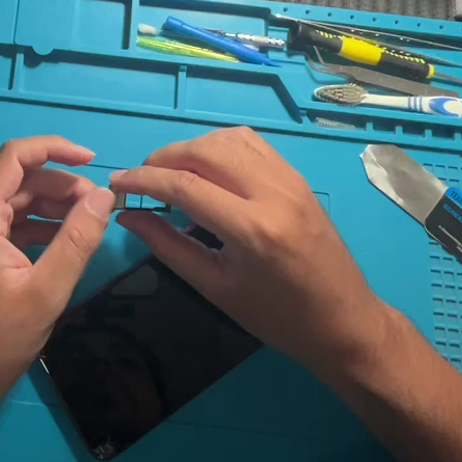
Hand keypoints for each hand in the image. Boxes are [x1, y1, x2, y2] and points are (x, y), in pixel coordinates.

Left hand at [0, 136, 115, 419]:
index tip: (91, 159)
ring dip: (51, 205)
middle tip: (98, 204)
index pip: (14, 156)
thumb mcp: (46, 292)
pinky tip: (64, 240)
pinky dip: (37, 226)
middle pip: (18, 179)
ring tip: (88, 221)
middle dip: (61, 184)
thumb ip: (77, 240)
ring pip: (14, 201)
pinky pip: (7, 224)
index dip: (54, 148)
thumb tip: (104, 197)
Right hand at [110, 127, 397, 378]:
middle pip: (203, 152)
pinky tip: (204, 166)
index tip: (117, 184)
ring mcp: (288, 179)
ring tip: (169, 173)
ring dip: (189, 148)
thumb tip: (126, 216)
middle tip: (140, 179)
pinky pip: (249, 143)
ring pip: (226, 139)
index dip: (143, 180)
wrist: (344, 322)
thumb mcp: (216, 288)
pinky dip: (218, 145)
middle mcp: (271, 193)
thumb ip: (167, 246)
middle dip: (162, 159)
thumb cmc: (277, 317)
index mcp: (252, 229)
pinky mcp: (296, 176)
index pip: (185, 186)